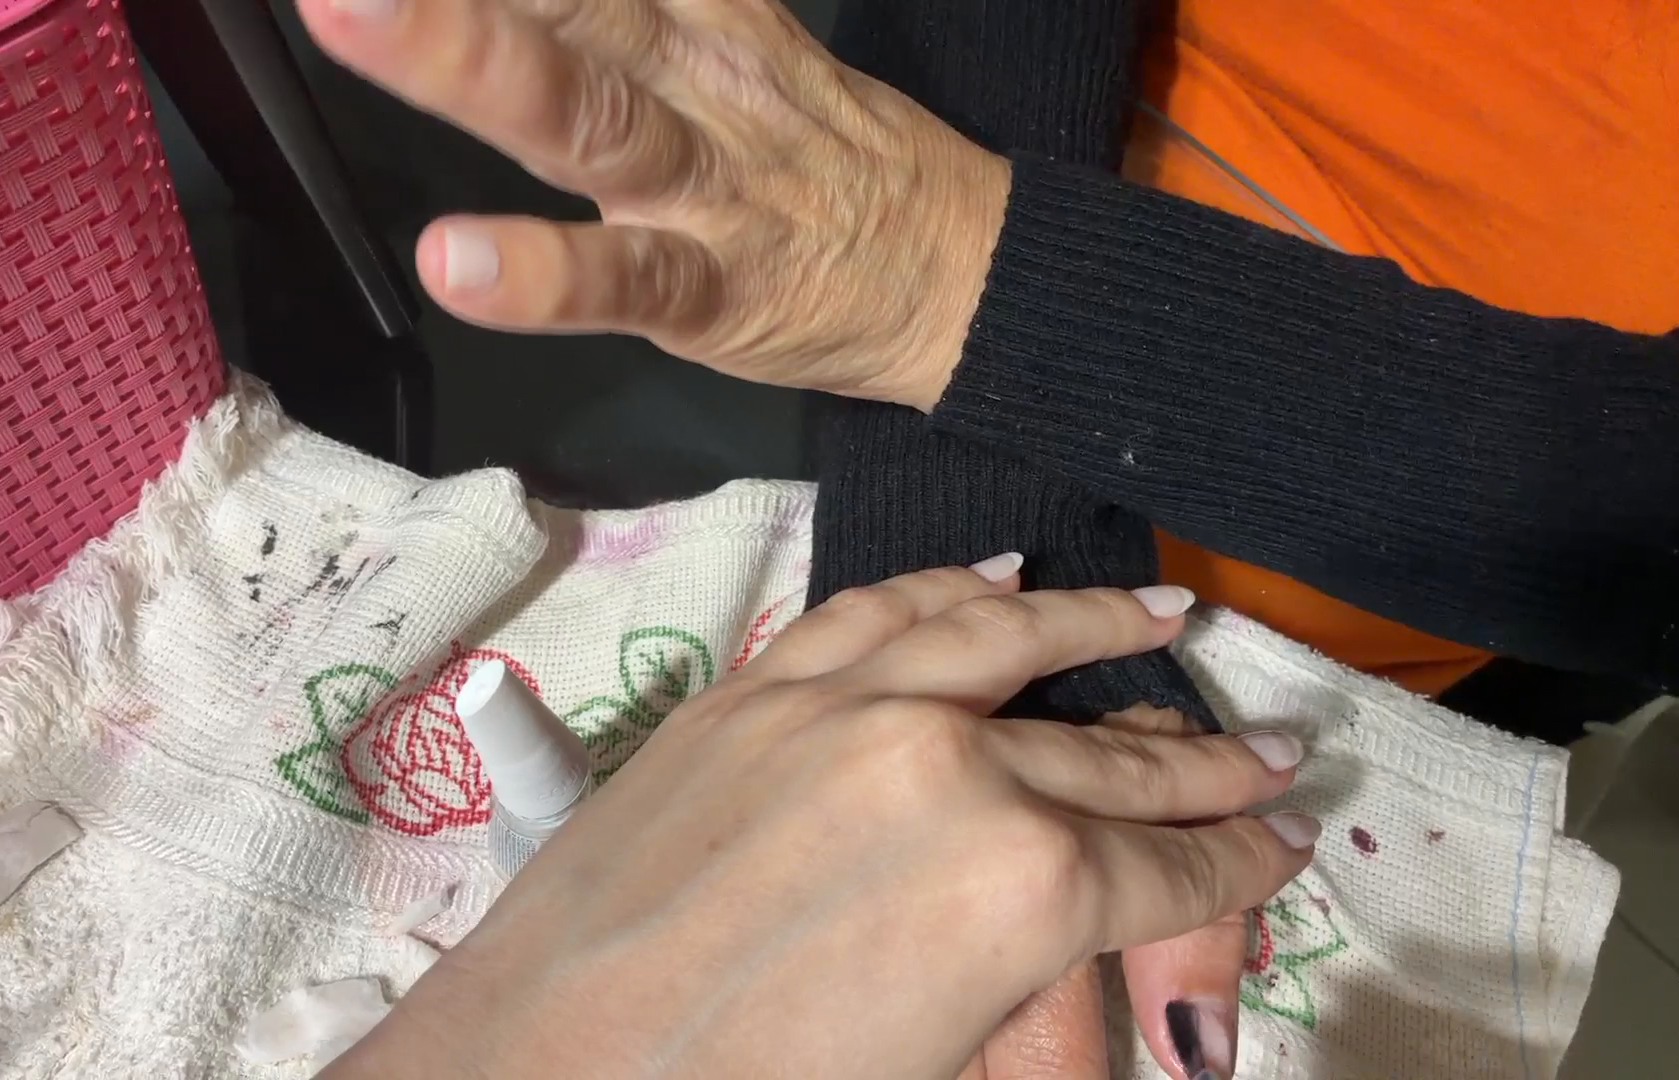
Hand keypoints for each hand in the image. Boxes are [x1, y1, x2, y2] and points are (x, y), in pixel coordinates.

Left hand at [298, 0, 1010, 409]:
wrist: (956, 275)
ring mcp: (709, 193)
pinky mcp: (718, 292)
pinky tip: (462, 267)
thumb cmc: (843, 175)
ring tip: (353, 11)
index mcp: (708, 18)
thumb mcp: (756, 60)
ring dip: (478, 63)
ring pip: (591, 118)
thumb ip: (652, 15)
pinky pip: (630, 279)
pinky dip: (549, 274)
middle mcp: (699, 82)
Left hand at [321, 564, 1318, 1078]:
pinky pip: (869, 613)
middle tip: (1261, 743)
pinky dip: (941, 586)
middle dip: (1197, 761)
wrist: (553, 1067)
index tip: (1282, 824)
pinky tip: (991, 572)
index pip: (1158, 864)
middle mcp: (938, 765)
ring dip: (1081, 619)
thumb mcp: (938, 1056)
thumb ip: (1029, 965)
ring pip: (989, 637)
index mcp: (1010, 888)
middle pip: (1098, 758)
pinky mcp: (755, 688)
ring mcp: (835, 707)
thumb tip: (1086, 911)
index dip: (1232, 853)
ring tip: (1151, 607)